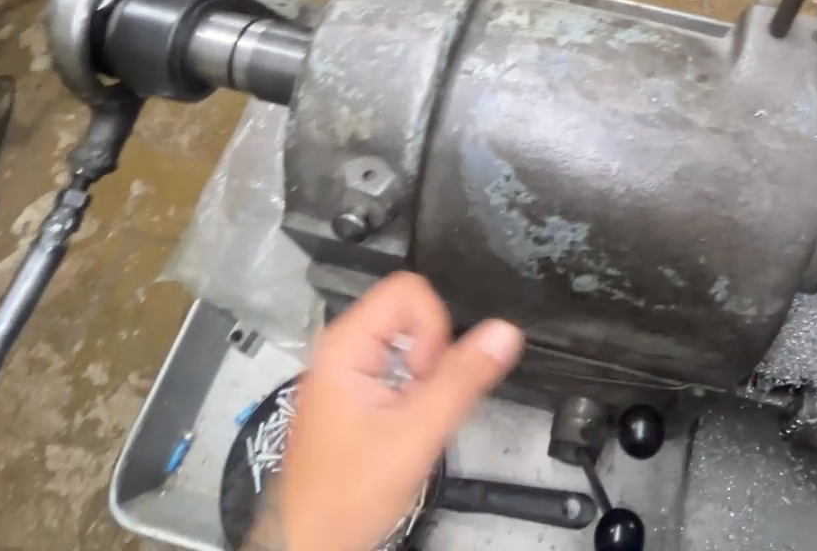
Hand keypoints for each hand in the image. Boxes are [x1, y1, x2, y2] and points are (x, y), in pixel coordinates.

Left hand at [250, 272, 524, 550]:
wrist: (311, 547)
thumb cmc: (350, 495)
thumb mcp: (416, 436)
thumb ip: (463, 379)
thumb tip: (505, 331)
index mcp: (346, 344)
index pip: (408, 291)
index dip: (432, 326)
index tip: (428, 374)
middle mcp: (342, 346)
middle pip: (409, 310)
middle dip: (432, 349)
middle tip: (424, 397)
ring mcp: (347, 368)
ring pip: (407, 337)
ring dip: (426, 370)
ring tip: (415, 412)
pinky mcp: (355, 388)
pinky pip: (399, 360)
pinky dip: (416, 383)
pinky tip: (408, 419)